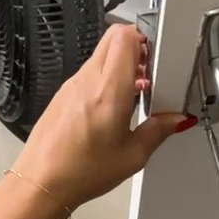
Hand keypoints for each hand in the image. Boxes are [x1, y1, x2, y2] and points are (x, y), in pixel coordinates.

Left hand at [11, 23, 193, 208]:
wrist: (41, 182)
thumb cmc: (82, 171)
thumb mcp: (133, 156)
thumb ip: (159, 131)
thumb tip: (176, 119)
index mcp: (109, 90)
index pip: (125, 36)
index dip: (145, 38)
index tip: (156, 57)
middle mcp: (88, 80)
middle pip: (112, 38)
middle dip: (135, 46)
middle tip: (148, 71)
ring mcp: (72, 84)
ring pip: (100, 54)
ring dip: (120, 63)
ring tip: (133, 92)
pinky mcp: (63, 93)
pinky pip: (88, 71)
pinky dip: (104, 77)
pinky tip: (112, 106)